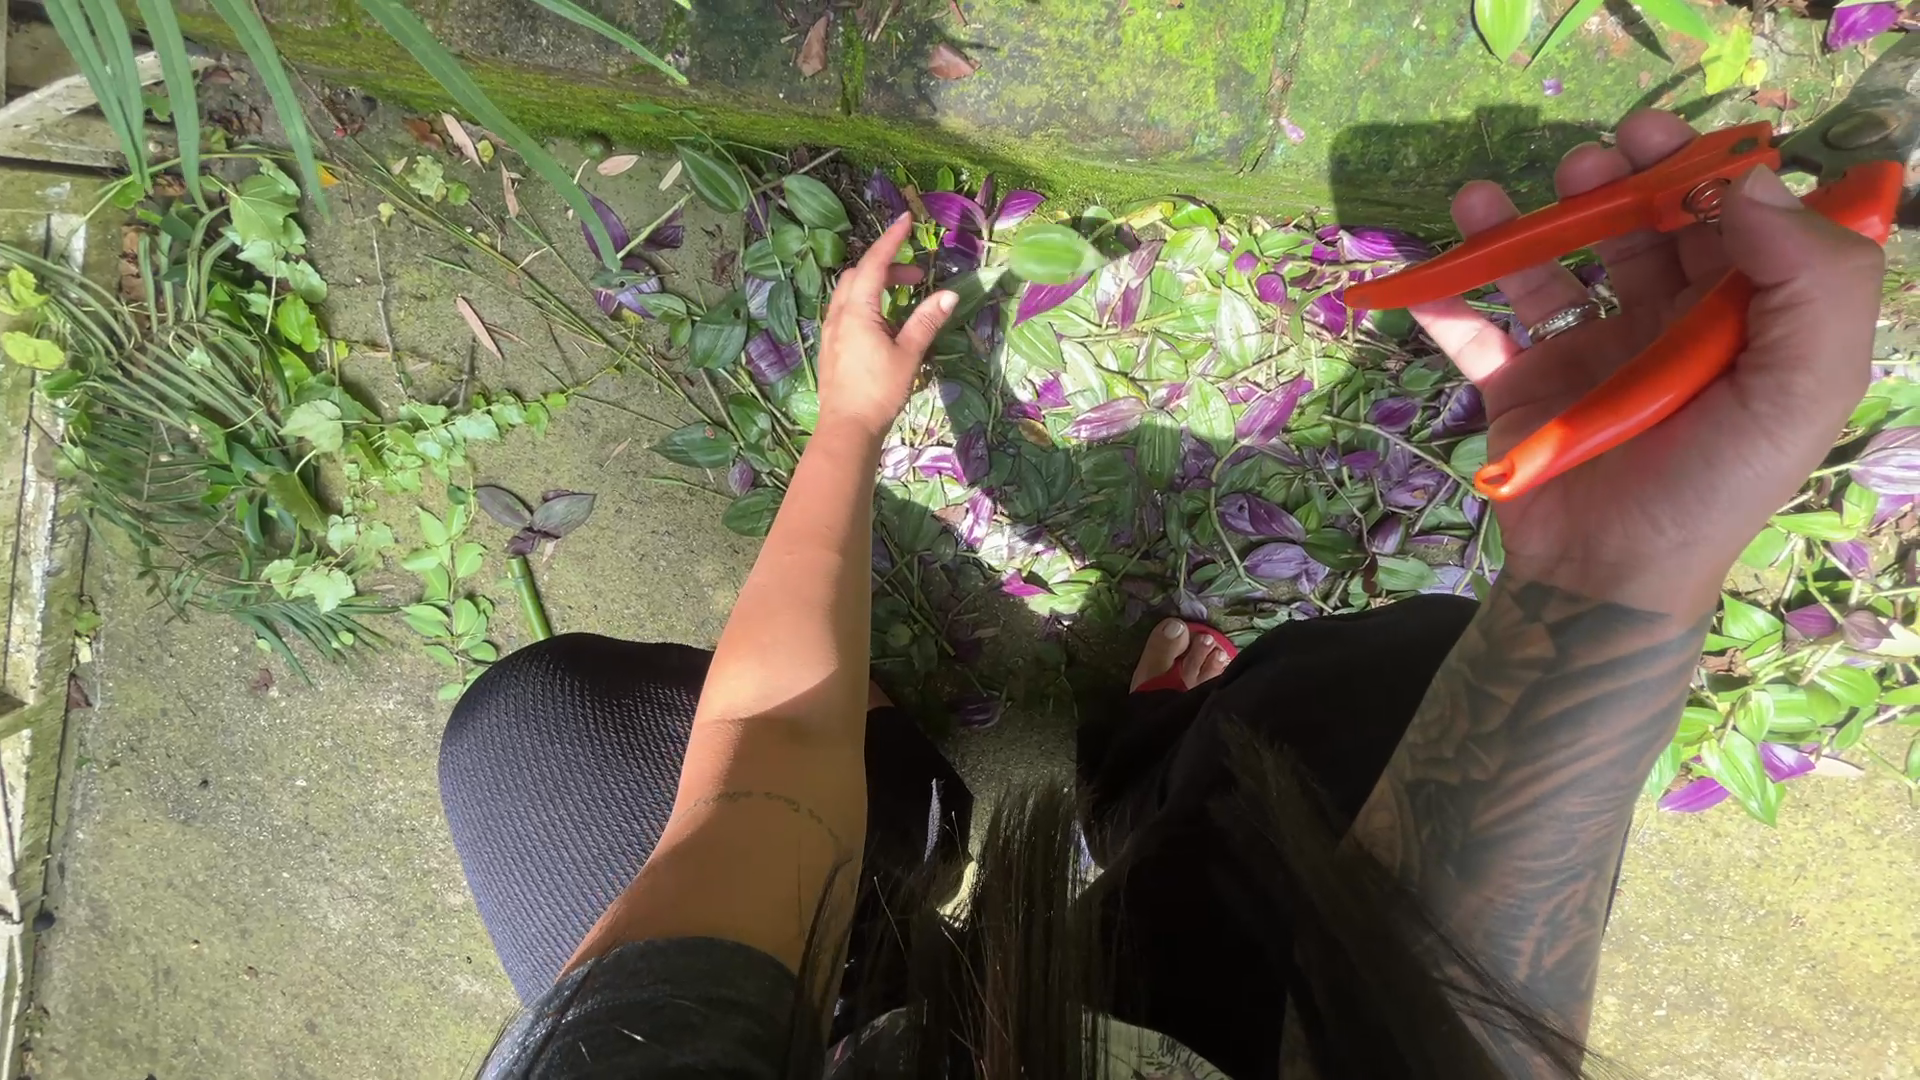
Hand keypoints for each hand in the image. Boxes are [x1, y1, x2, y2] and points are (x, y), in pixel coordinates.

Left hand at [815, 214, 955, 439]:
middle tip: (916, 277)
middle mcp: (838, 314)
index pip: (875, 263)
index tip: (906, 220)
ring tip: (901, 301)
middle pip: (859, 275)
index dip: (891, 239)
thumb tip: (949, 294)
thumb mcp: (908, 354)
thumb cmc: (879, 391)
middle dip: (887, 267)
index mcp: (857, 310)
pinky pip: (846, 312)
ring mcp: (830, 331)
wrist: (847, 428)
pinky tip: (882, 326)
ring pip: (849, 294)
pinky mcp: (830, 347)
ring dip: (874, 286)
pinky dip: (865, 305)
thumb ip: (926, 321)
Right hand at [1412, 110, 1884, 616]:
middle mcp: (1655, 326)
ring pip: (1543, 277)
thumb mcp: (1802, 386)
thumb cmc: (1713, 483)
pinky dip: (1446, 312)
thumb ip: (1808, 281)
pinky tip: (1420, 287)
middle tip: (1580, 161)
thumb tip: (1751, 185)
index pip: (1729, 224)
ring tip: (1476, 197)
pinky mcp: (1513, 388)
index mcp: (1735, 318)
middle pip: (1629, 238)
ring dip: (1511, 236)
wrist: (1606, 568)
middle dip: (1607, 191)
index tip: (1664, 140)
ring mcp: (1577, 356)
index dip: (1704, 172)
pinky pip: (1476, 340)